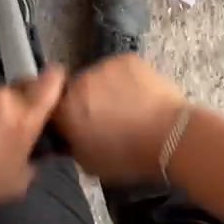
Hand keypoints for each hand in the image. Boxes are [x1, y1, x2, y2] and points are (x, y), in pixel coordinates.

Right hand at [53, 56, 189, 184]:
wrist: (170, 137)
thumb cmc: (129, 156)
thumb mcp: (89, 164)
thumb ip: (72, 146)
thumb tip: (69, 137)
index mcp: (66, 109)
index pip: (53, 107)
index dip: (64, 116)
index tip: (76, 125)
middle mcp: (79, 82)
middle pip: (76, 89)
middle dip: (86, 100)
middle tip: (105, 117)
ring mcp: (104, 66)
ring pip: (98, 77)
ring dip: (105, 88)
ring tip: (126, 105)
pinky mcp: (127, 59)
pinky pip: (119, 68)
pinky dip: (126, 78)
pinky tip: (139, 94)